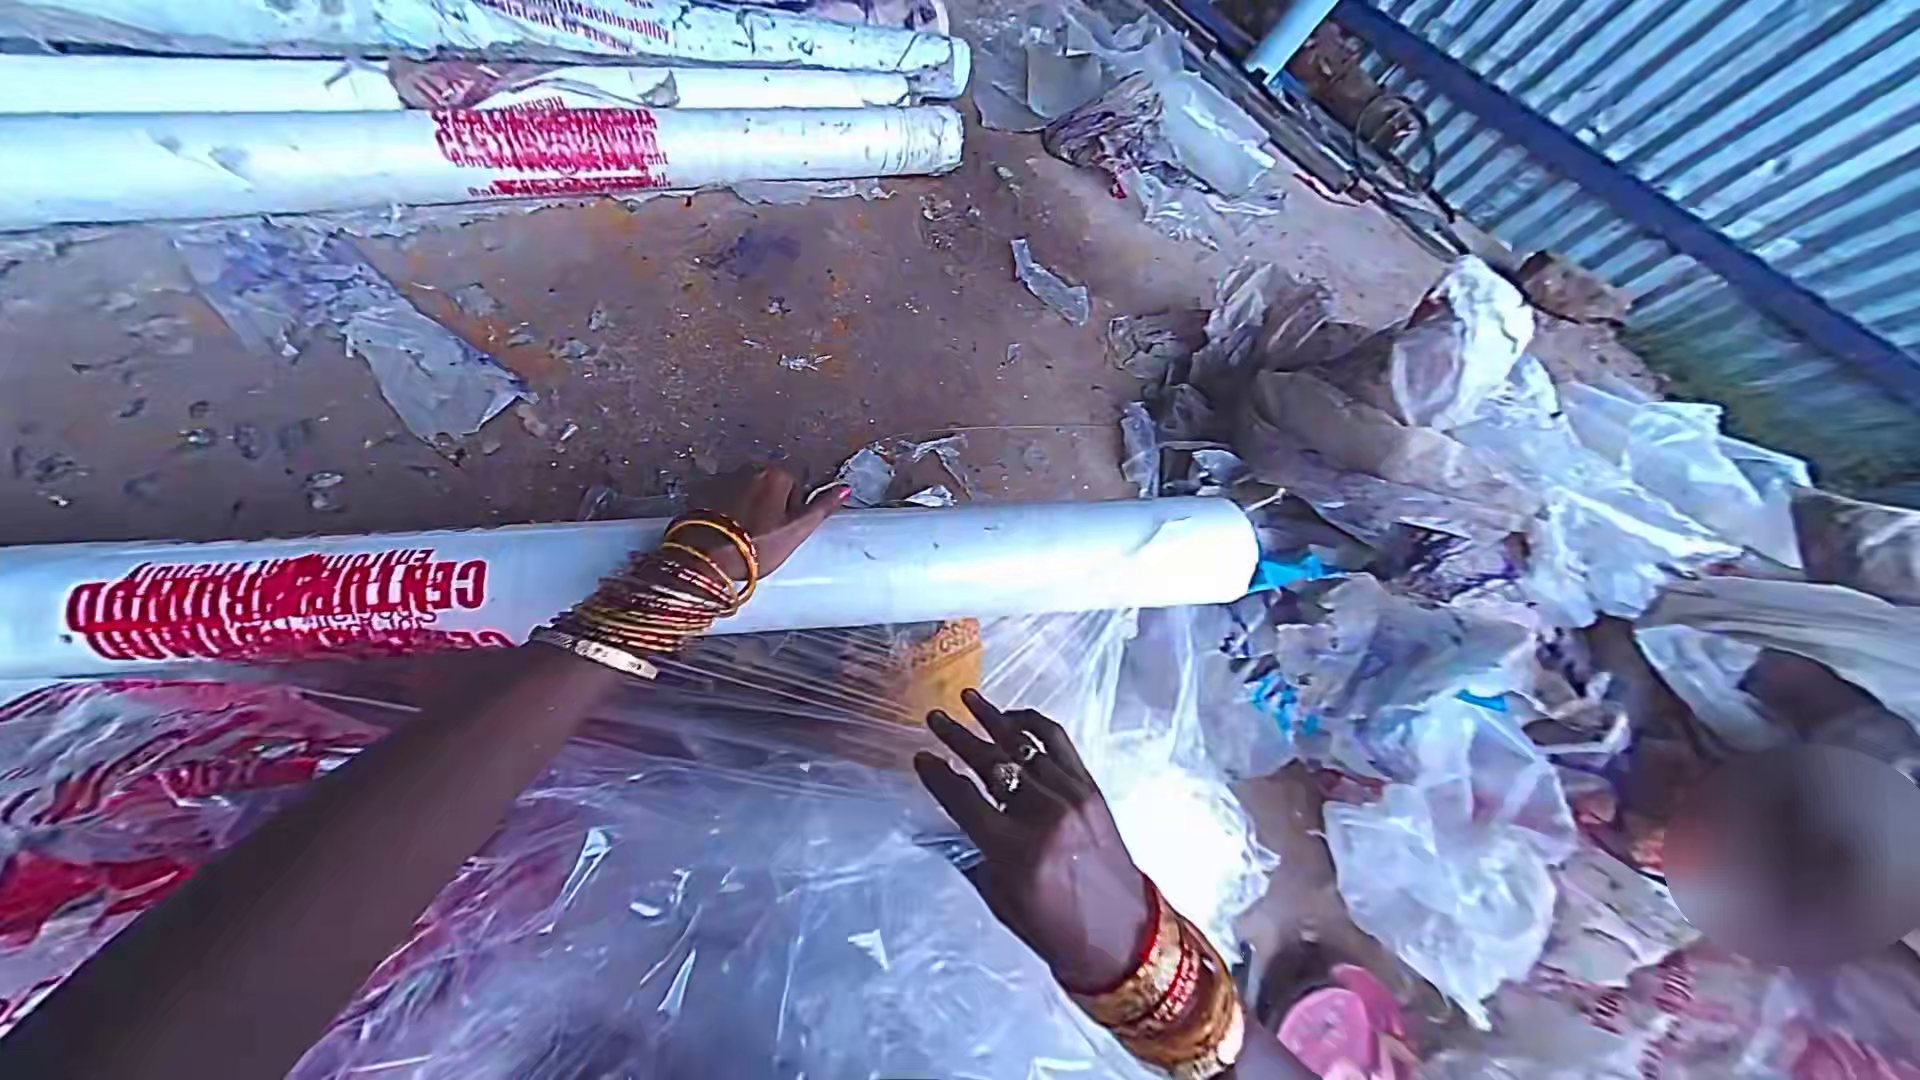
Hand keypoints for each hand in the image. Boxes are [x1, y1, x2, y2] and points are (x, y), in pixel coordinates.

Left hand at [682, 465, 846, 577]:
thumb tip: (844, 488)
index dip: (793, 511)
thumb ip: (822, 506)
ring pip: (747, 494)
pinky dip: (727, 513)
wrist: (704, 559)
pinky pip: (724, 500)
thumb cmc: (756, 546)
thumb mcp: (797, 530)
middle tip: (766, 535)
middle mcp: (748, 468)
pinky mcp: (701, 493)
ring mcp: (722, 479)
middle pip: (770, 487)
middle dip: (770, 507)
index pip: (796, 487)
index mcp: (775, 473)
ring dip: (748, 510)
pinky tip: (726, 533)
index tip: (783, 530)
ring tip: (744, 537)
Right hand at [914, 689, 1151, 991]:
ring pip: (1022, 745)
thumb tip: (942, 817)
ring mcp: (1070, 795)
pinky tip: (1013, 717)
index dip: (938, 776)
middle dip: (957, 737)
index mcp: (1016, 852)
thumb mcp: (1001, 899)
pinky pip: (1058, 742)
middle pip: (990, 764)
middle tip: (936, 719)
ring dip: (992, 719)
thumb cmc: (1056, 928)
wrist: (1124, 936)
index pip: (964, 800)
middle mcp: (1043, 816)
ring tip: (969, 699)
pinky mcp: (1088, 786)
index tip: (921, 758)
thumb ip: (971, 853)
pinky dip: (1033, 723)